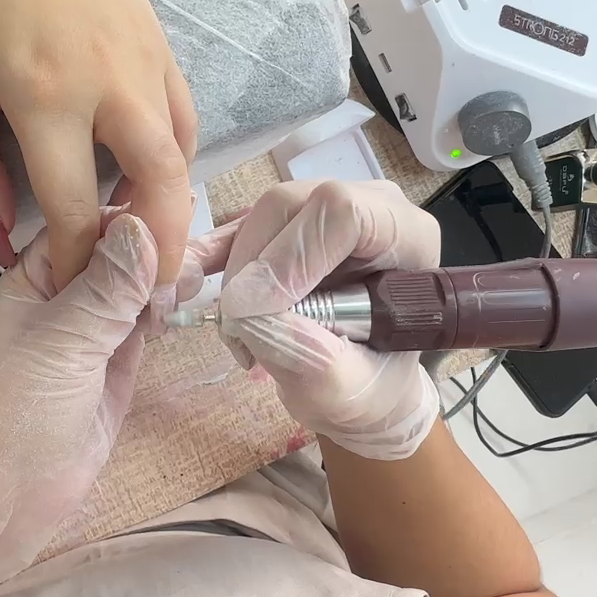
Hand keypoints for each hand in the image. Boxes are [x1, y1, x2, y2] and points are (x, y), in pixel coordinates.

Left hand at [0, 0, 194, 288]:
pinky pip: (186, 121)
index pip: (74, 205)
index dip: (78, 262)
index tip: (76, 294)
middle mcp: (109, 86)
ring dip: (176, 211)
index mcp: (45, 97)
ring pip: (183, 157)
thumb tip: (0, 228)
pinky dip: (179, 163)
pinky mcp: (164, 50)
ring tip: (157, 250)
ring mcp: (147, 66)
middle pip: (157, 187)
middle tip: (149, 293)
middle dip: (156, 251)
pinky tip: (160, 183)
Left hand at [0, 211, 173, 596]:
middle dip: (161, 239)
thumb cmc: (20, 409)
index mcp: (38, 272)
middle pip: (122, 249)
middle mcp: (68, 289)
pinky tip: (199, 285)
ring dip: (173, 269)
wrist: (14, 492)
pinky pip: (150, 316)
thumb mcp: (62, 342)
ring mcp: (97, 322)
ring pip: (141, 281)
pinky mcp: (121, 354)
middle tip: (209, 235)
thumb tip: (144, 226)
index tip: (179, 208)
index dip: (134, 212)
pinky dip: (172, 301)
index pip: (91, 222)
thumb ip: (105, 289)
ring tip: (215, 255)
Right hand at [217, 181, 443, 460]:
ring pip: (257, 216)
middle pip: (288, 205)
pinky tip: (190, 281)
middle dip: (250, 268)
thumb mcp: (345, 392)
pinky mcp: (284, 221)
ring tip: (238, 334)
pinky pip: (235, 227)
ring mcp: (323, 207)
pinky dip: (208, 257)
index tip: (252, 311)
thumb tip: (245, 308)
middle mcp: (367, 204)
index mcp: (406, 237)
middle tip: (239, 330)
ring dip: (231, 274)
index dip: (289, 256)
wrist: (357, 385)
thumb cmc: (368, 391)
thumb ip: (307, 355)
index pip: (341, 213)